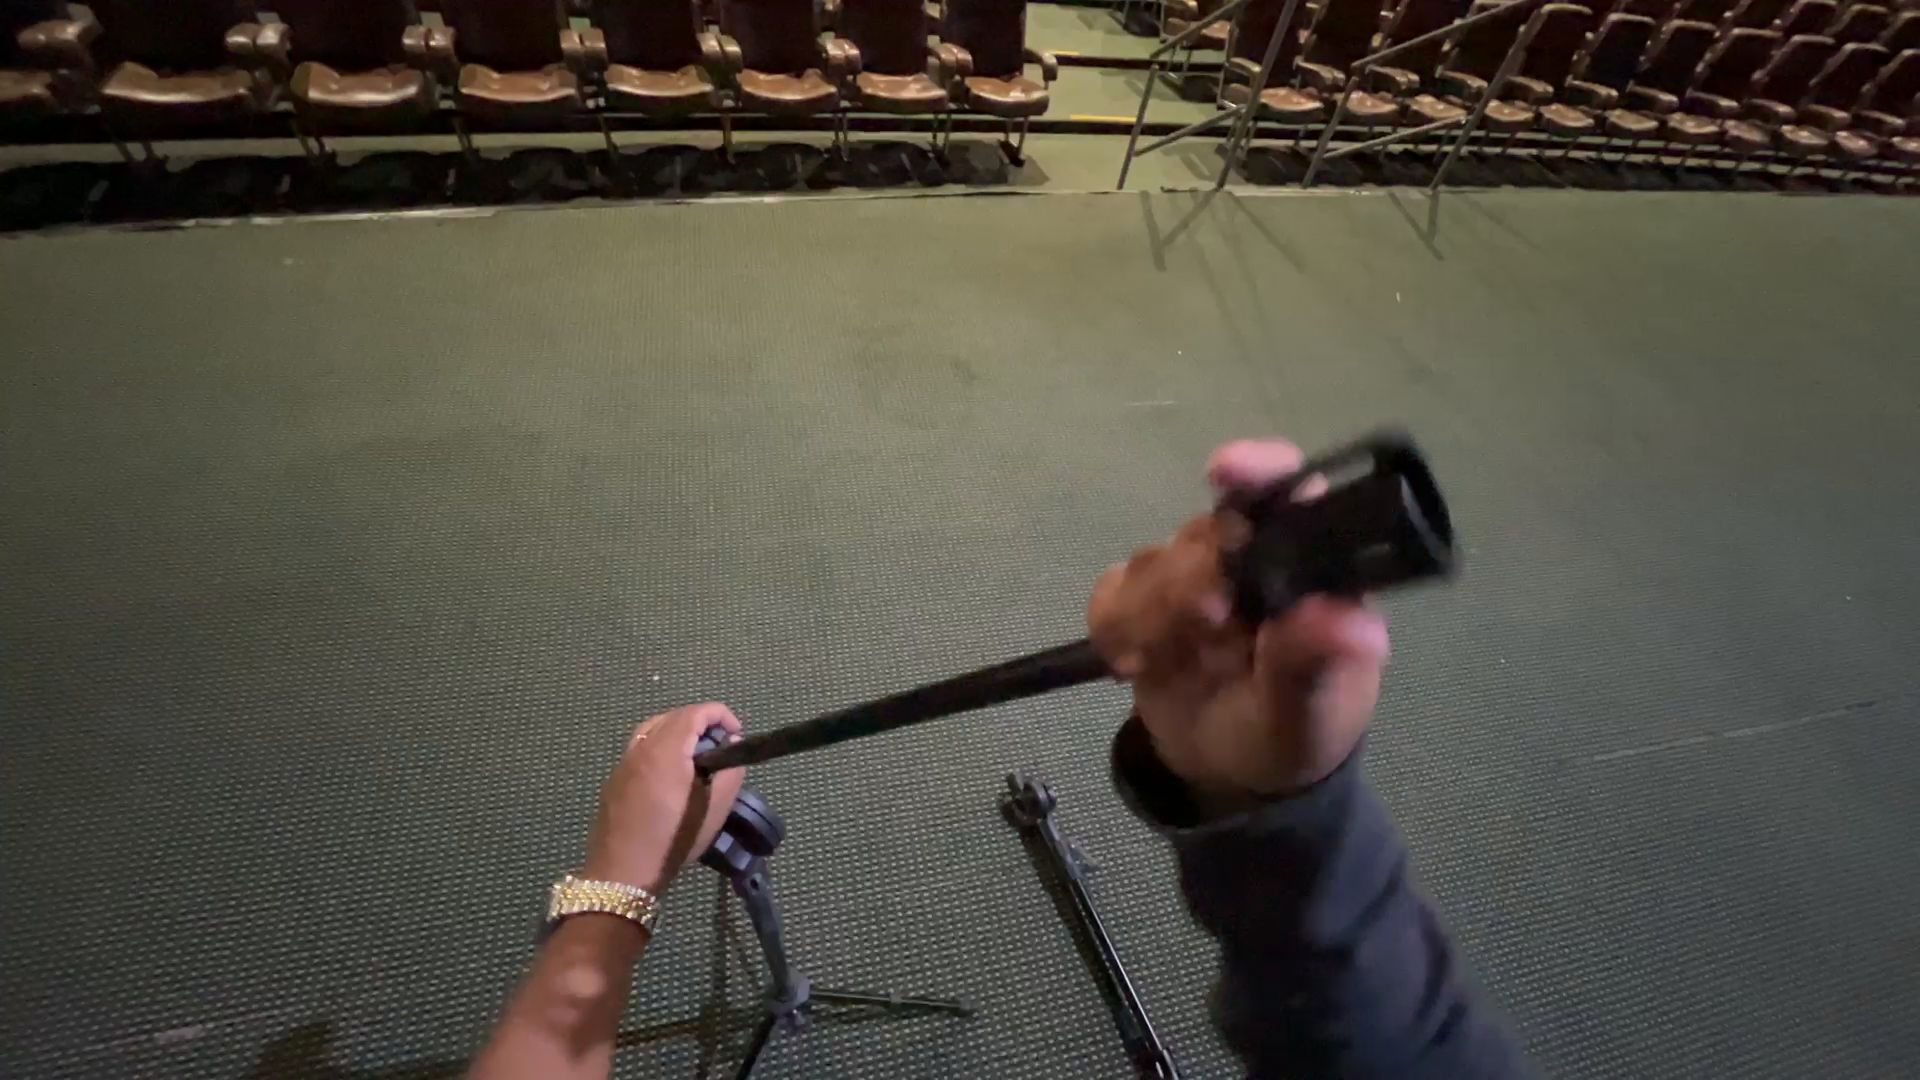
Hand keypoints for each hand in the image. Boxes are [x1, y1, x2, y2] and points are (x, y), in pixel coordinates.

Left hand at [582, 703, 745, 895]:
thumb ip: (731, 770)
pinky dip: (660, 744)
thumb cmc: (673, 840)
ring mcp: (623, 763)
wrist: (621, 875)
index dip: (721, 715)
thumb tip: (731, 744)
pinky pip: (640, 747)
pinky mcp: (614, 779)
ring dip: (679, 730)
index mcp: (667, 751)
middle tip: (721, 743)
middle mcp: (641, 748)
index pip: (696, 712)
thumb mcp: (715, 808)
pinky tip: (671, 772)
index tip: (736, 734)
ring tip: (696, 753)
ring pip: (653, 728)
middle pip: (674, 715)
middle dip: (702, 721)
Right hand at [1087, 438, 1389, 798]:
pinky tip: (1133, 662)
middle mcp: (1246, 561)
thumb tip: (1348, 623)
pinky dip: (1113, 629)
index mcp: (1305, 572)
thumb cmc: (1288, 736)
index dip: (1257, 470)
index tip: (1221, 470)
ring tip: (1167, 665)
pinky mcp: (1139, 601)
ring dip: (1150, 620)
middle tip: (1205, 628)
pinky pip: (1108, 591)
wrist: (1228, 774)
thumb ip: (1314, 668)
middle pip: (1200, 531)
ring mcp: (1187, 578)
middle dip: (1188, 584)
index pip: (1289, 494)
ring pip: (1146, 562)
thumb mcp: (1309, 715)